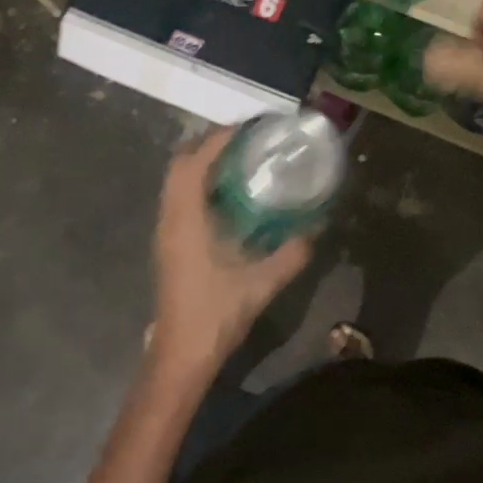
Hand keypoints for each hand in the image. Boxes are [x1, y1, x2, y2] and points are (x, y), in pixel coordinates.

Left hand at [151, 128, 312, 371]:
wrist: (180, 354)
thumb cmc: (215, 315)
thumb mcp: (260, 284)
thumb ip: (291, 254)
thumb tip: (317, 227)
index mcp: (185, 220)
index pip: (194, 163)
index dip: (218, 139)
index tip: (247, 127)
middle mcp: (169, 218)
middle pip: (180, 164)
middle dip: (209, 144)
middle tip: (245, 141)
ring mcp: (165, 231)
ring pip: (176, 181)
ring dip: (202, 163)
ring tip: (238, 160)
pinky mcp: (168, 244)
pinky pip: (179, 197)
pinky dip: (199, 183)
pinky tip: (228, 195)